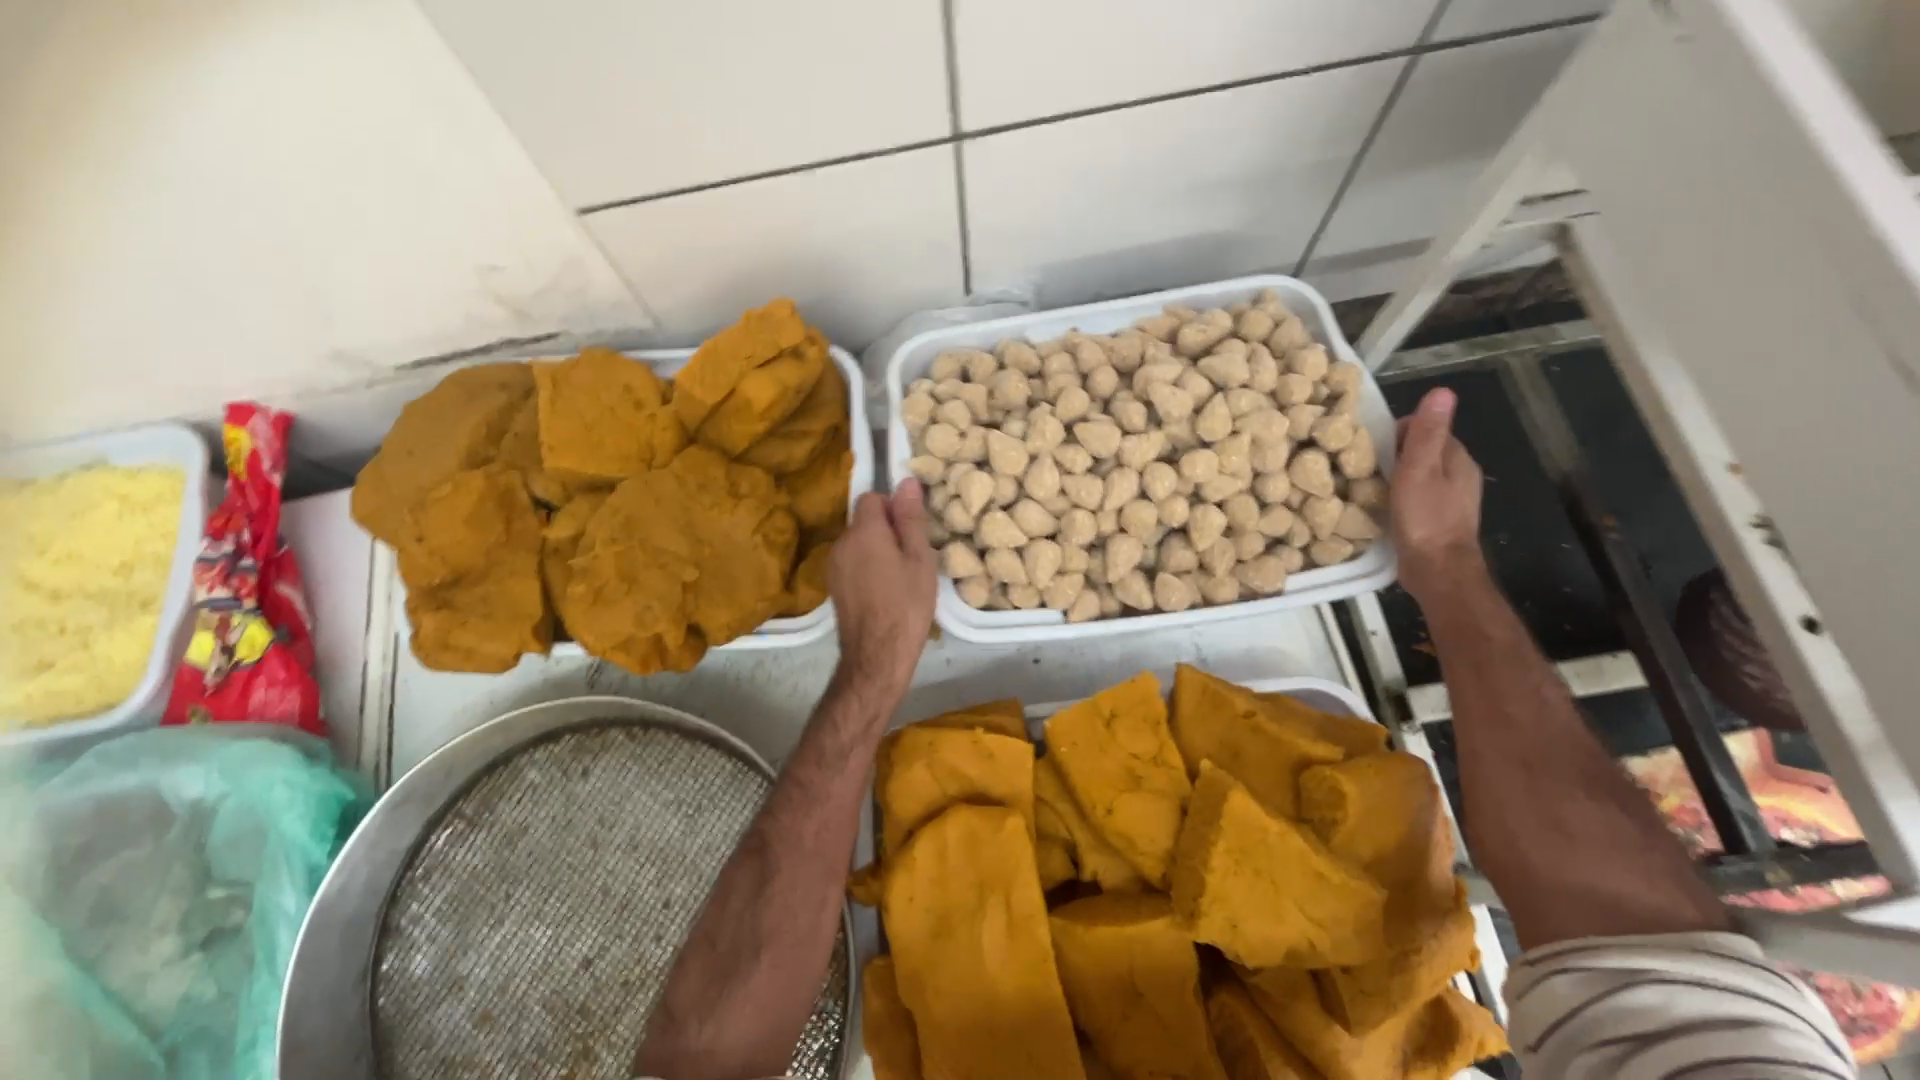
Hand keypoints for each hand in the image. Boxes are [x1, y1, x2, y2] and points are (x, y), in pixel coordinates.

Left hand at [829, 480, 936, 697]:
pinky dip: (866, 568)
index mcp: (864, 531)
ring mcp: (833, 565)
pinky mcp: (832, 586)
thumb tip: (906, 481)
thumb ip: (910, 518)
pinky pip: (852, 563)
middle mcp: (841, 542)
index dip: (893, 508)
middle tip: (912, 557)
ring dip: (876, 550)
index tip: (912, 532)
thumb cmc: (906, 605)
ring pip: (858, 543)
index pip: (872, 497)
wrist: (877, 654)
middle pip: (863, 521)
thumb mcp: (919, 559)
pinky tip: (883, 592)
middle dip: (885, 530)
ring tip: (899, 577)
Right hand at [1391, 388, 1486, 602]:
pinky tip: (1384, 507)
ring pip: (1419, 474)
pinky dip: (1400, 496)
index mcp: (1457, 458)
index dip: (1398, 432)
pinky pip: (1416, 496)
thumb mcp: (1420, 470)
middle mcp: (1459, 474)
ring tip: (1371, 487)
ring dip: (1396, 477)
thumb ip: (1428, 433)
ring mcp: (1450, 498)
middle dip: (1395, 454)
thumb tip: (1442, 390)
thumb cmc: (1426, 518)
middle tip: (1367, 469)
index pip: (1427, 428)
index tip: (1373, 448)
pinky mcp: (1438, 519)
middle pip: (1423, 451)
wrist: (1437, 570)